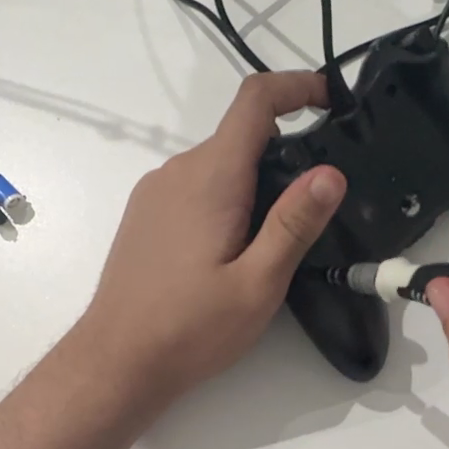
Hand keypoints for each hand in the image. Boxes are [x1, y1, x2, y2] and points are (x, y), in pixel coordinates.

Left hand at [75, 72, 345, 405]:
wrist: (118, 360)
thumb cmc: (191, 328)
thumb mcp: (257, 284)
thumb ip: (293, 224)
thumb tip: (331, 172)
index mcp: (211, 178)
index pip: (255, 102)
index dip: (297, 87)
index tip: (331, 99)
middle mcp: (178, 172)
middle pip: (239, 135)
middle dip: (285, 150)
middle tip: (321, 199)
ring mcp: (156, 193)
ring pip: (218, 165)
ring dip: (257, 180)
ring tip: (284, 234)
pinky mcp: (147, 216)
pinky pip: (197, 188)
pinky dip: (229, 198)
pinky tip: (239, 249)